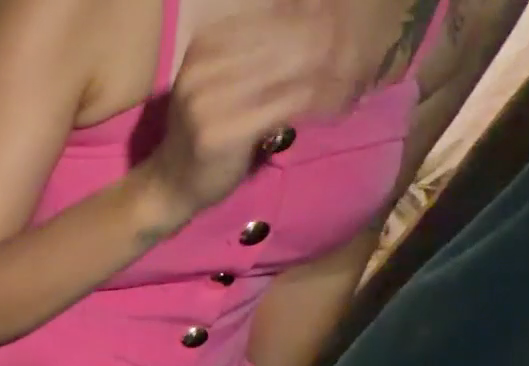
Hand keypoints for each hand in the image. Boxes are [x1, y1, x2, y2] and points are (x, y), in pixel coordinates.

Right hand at [144, 0, 359, 216]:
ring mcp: (207, 102)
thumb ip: (269, 44)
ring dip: (340, 74)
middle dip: (341, 48)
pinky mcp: (222, 131)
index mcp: (205, 47)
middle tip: (359, 66)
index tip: (349, 41)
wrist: (169, 184)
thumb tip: (327, 6)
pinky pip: (296, 100)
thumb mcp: (228, 78)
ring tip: (351, 86)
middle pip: (300, 36)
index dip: (328, 22)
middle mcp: (202, 69)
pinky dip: (325, 101)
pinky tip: (334, 109)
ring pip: (304, 64)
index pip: (287, 14)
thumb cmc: (207, 129)